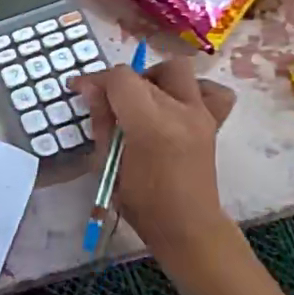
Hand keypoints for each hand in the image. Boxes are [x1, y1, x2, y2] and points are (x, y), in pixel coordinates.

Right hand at [73, 59, 238, 260]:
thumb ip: (101, 121)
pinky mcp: (214, 121)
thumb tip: (90, 89)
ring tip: (142, 99)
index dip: (95, 80)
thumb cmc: (140, 201)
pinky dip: (193, 89)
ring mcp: (202, 114)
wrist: (186, 224)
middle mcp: (180, 111)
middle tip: (106, 102)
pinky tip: (176, 104)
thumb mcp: (107, 162)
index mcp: (150, 124)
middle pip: (143, 74)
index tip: (79, 89)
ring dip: (154, 78)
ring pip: (177, 70)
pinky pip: (212, 91)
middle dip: (118, 82)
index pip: (120, 79)